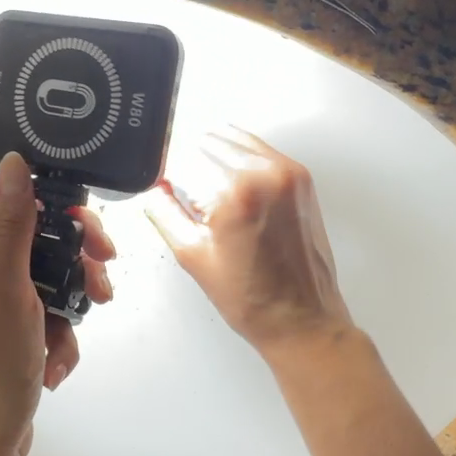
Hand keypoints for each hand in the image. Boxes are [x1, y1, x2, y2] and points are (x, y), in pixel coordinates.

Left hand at [0, 74, 115, 455]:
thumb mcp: (6, 291)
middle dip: (65, 224)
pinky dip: (62, 319)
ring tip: (91, 305)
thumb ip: (11, 223)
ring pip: (41, 254)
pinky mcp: (8, 316)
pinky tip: (60, 354)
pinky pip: (46, 296)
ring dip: (73, 278)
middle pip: (17, 209)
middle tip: (101, 246)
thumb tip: (10, 160)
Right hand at [145, 127, 352, 357]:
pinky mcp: (300, 177)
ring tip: (211, 197)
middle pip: (207, 140)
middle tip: (187, 198)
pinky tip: (234, 195)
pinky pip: (259, 150)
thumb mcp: (190, 255)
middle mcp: (265, 172)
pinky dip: (239, 162)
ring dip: (214, 158)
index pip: (182, 157)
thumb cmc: (249, 297)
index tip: (163, 190)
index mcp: (233, 192)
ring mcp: (287, 171)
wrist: (301, 317)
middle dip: (189, 164)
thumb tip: (154, 186)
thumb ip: (164, 211)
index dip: (165, 174)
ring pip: (233, 138)